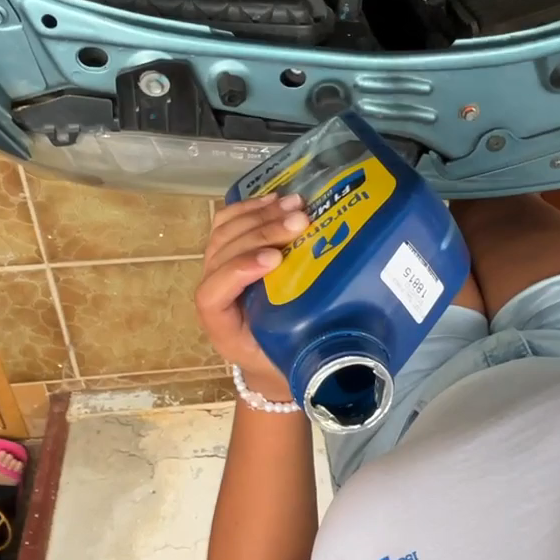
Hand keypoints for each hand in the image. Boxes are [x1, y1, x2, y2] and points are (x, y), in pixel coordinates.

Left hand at [197, 194, 309, 401]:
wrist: (269, 361)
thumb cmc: (284, 361)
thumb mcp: (293, 361)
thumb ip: (306, 346)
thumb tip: (347, 334)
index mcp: (222, 325)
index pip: (213, 294)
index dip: (239, 271)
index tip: (275, 260)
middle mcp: (214, 293)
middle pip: (222, 253)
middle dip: (260, 232)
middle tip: (300, 220)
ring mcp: (219, 269)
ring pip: (224, 232)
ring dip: (259, 214)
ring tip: (295, 204)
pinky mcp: (230, 254)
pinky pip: (229, 222)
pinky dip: (251, 206)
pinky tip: (278, 199)